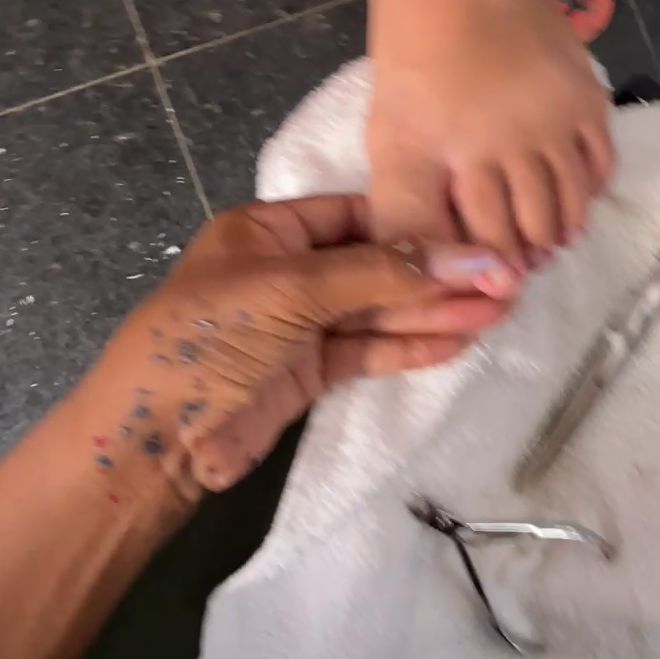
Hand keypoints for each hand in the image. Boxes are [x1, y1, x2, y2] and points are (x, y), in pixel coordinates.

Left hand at [81, 195, 517, 495]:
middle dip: (438, 276)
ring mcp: (301, 323)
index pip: (359, 216)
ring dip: (435, 312)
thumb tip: (468, 258)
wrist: (153, 442)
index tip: (477, 240)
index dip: (418, 227)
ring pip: (379, 310)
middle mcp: (289, 270)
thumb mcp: (293, 290)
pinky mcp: (310, 370)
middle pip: (377, 266)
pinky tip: (458, 341)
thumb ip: (382, 273)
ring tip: (498, 312)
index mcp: (270, 230)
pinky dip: (411, 346)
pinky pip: (369, 350)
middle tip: (506, 282)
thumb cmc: (210, 338)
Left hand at [367, 0, 614, 267]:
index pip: (482, 241)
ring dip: (557, 233)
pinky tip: (576, 201)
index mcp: (459, 155)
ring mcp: (559, 120)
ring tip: (546, 247)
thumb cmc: (412, 46)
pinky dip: (590, 193)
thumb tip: (436, 264)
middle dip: (523, 259)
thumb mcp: (390, 131)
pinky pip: (602, 164)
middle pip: (532, 227)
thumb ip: (407, 204)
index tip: (486, 290)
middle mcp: (518, 145)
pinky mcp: (588, 95)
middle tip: (518, 275)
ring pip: (569, 204)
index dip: (484, 272)